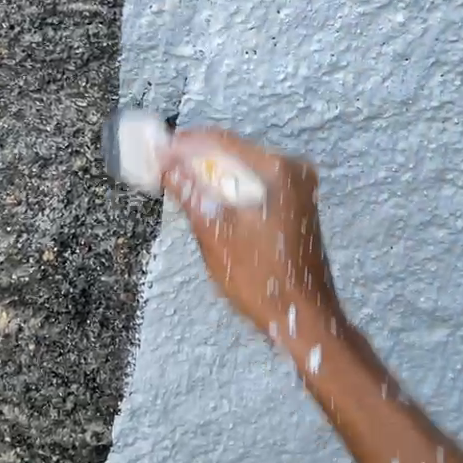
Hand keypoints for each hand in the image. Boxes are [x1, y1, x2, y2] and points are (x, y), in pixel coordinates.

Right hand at [161, 126, 340, 346]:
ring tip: (178, 178)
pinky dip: (230, 184)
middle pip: (233, 150)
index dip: (184, 144)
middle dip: (196, 156)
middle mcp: (292, 169)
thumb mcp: (214, 233)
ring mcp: (299, 184)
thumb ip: (187, 190)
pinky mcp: (297, 200)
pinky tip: (207, 193)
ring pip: (243, 165)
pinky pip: (255, 180)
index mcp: (276, 170)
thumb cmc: (260, 279)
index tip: (157, 151)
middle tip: (163, 164)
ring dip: (211, 171)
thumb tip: (162, 161)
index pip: (221, 141)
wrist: (305, 320)